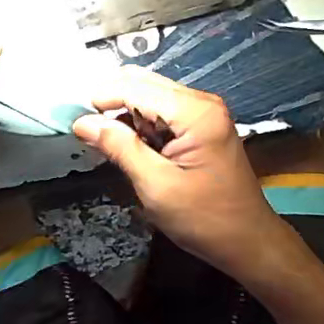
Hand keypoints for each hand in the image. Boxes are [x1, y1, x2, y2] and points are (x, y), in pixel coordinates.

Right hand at [72, 68, 299, 278]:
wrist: (247, 241)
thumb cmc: (205, 218)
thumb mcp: (156, 185)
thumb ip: (120, 148)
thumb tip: (83, 122)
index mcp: (194, 112)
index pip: (135, 86)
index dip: (101, 99)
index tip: (76, 122)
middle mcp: (200, 102)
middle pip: (141, 83)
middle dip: (111, 103)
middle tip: (88, 132)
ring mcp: (202, 112)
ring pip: (148, 95)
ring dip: (124, 114)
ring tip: (107, 144)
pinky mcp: (199, 126)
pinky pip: (159, 111)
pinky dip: (139, 124)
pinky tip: (130, 147)